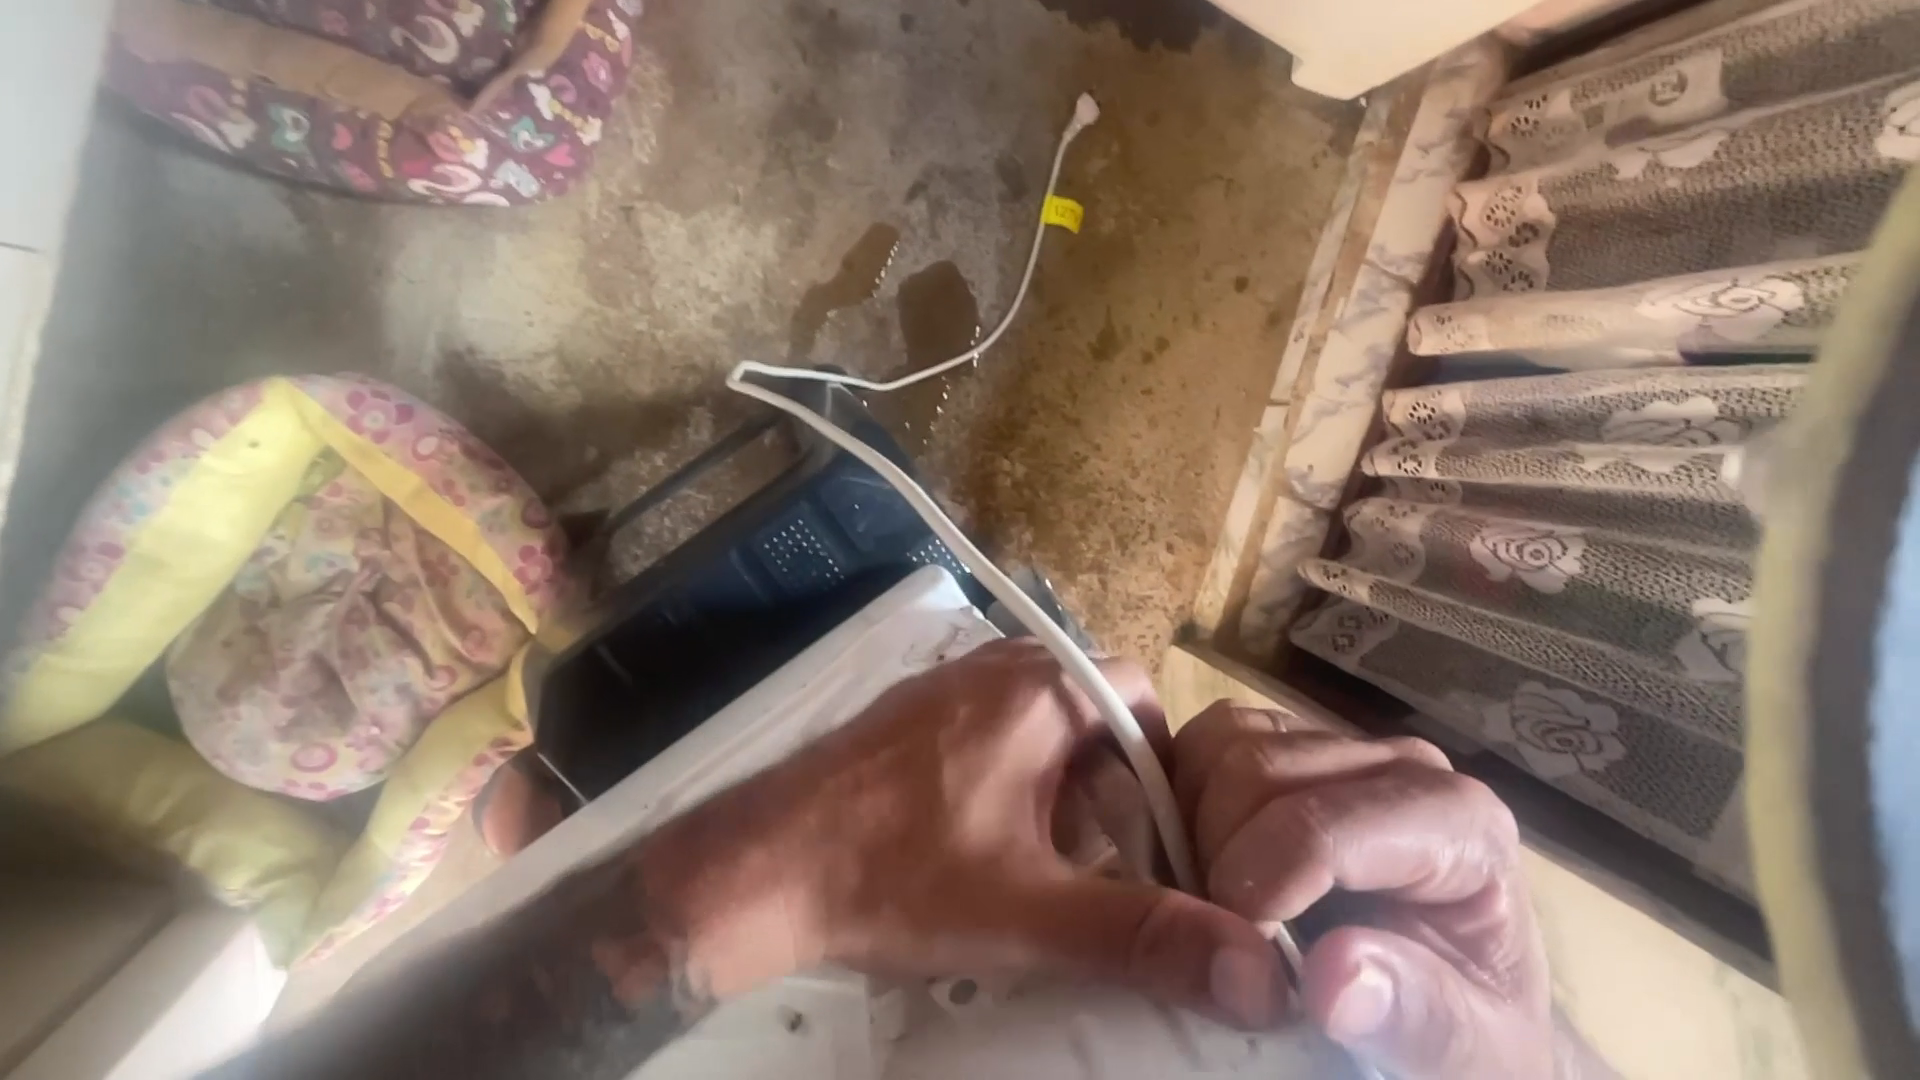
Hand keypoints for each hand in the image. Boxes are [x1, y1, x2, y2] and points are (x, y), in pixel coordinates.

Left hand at [638, 640, 1286, 1026]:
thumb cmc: (898, 874)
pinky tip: (981, 832)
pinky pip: (992, 724)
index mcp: (1039, 690)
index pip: (1139, 697)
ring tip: (1042, 855)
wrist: (763, 864)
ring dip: (1058, 781)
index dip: (1160, 767)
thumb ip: (1146, 935)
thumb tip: (1262, 971)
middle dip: (1108, 783)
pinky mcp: (913, 709)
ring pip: (1040, 720)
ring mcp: (948, 682)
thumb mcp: (1032, 914)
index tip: (1154, 837)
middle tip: (1096, 858)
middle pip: (1091, 711)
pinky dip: (1010, 770)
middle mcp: (997, 664)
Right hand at [1173, 702, 1553, 1077]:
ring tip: (1215, 898)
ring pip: (1220, 745)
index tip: (1238, 955)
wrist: (1447, 992)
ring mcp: (1331, 742)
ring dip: (1192, 823)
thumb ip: (1416, 1017)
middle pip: (1258, 770)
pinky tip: (1203, 856)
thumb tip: (1334, 978)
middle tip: (1224, 933)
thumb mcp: (1468, 1051)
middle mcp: (1393, 760)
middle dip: (1218, 855)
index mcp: (1457, 819)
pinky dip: (1181, 792)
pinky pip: (1204, 740)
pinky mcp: (1282, 741)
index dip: (1261, 888)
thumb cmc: (1464, 1022)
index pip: (1323, 827)